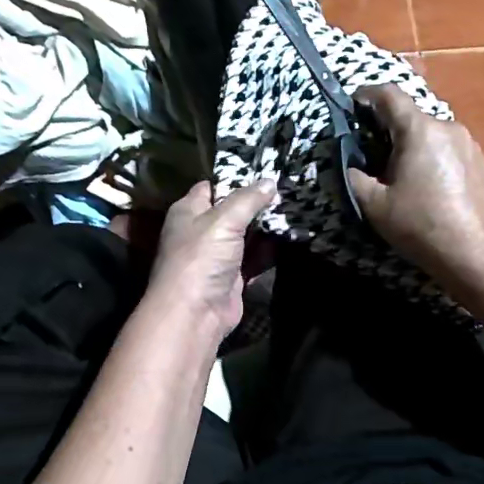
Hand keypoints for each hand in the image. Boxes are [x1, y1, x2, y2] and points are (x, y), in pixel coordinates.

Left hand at [147, 179, 275, 340]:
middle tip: (287, 189)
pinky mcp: (234, 275)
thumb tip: (270, 180)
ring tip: (294, 209)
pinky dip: (269, 251)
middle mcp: (201, 230)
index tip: (265, 171)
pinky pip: (254, 258)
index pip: (212, 186)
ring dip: (266, 227)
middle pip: (232, 210)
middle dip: (257, 202)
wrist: (196, 312)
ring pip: (246, 234)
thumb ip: (247, 200)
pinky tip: (290, 237)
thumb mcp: (224, 221)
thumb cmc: (201, 259)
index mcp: (189, 211)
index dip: (235, 178)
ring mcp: (218, 254)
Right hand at [346, 84, 483, 284]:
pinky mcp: (480, 164)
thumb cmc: (423, 226)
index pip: (388, 94)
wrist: (478, 254)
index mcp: (420, 129)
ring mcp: (468, 145)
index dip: (365, 96)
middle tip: (370, 155)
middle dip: (388, 130)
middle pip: (411, 117)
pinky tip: (425, 187)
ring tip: (398, 175)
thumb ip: (355, 178)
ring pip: (430, 135)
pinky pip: (447, 151)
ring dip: (411, 147)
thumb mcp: (376, 206)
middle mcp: (448, 127)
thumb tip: (351, 166)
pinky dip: (430, 159)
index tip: (351, 109)